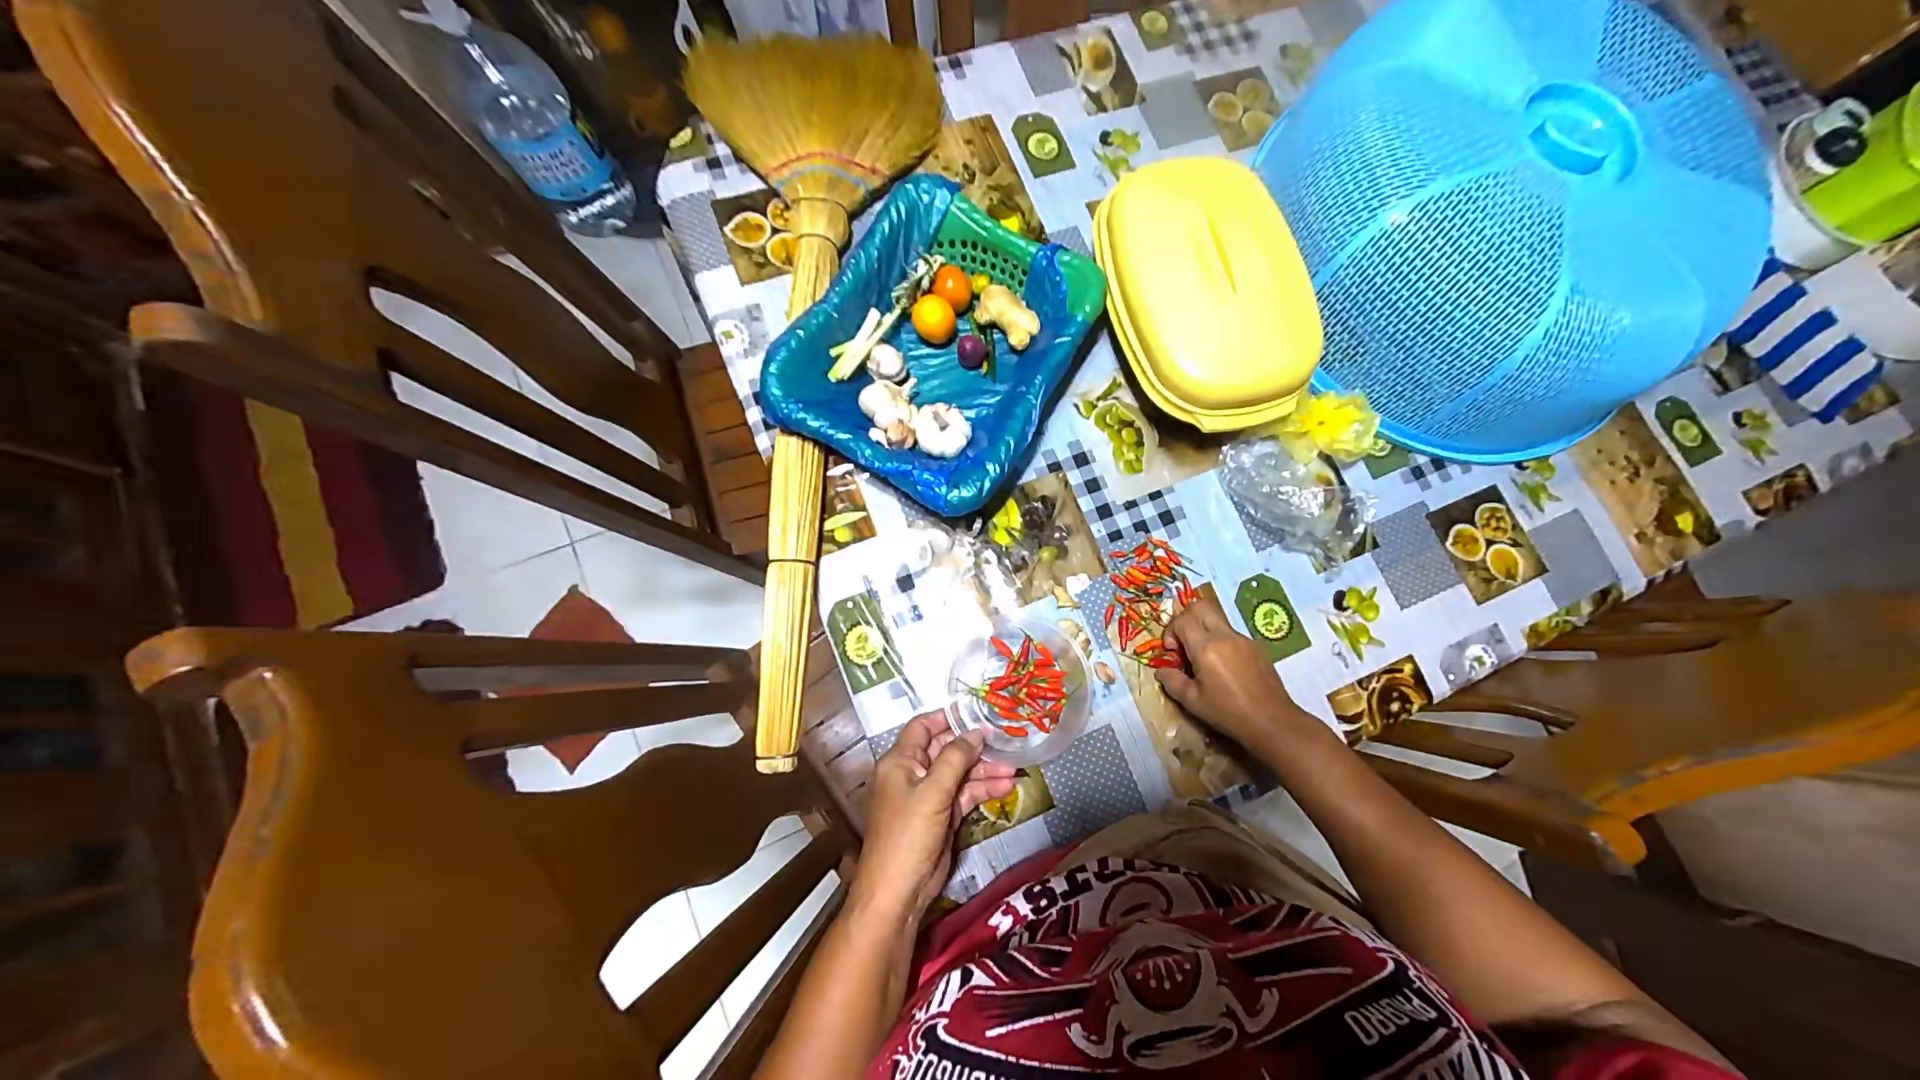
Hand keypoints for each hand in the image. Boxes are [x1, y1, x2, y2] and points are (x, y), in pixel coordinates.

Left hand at [851, 710, 1016, 922]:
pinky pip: (964, 795)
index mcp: (900, 761)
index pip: (922, 727)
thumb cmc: (908, 834)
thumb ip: (955, 759)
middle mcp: (913, 774)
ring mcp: (928, 796)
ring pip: (959, 774)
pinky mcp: (941, 816)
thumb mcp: (932, 792)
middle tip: (1004, 743)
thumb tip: (976, 733)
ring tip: (1013, 770)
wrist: (899, 891)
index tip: (976, 714)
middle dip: (974, 747)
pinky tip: (1005, 788)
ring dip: (984, 771)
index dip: (947, 718)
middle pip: (946, 750)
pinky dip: (983, 791)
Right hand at [1155, 594, 1326, 748]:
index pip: (1182, 620)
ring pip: (1217, 619)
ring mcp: (1244, 639)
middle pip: (1201, 606)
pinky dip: (1219, 641)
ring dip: (1203, 631)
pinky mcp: (1256, 647)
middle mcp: (1225, 636)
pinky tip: (1223, 668)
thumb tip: (1161, 670)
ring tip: (1203, 660)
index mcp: (1207, 648)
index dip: (1171, 632)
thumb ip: (1172, 681)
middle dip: (1186, 619)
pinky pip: (1231, 633)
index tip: (1172, 653)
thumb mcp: (1192, 702)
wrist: (1273, 722)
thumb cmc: (1228, 713)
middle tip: (1183, 643)